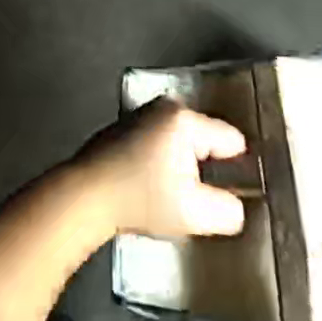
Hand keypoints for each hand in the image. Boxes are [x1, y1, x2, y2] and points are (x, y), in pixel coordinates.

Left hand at [74, 97, 248, 239]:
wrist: (83, 195)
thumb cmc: (141, 199)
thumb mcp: (191, 214)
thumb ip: (226, 211)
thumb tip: (237, 206)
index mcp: (185, 119)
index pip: (229, 139)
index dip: (235, 166)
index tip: (232, 188)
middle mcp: (165, 106)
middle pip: (203, 136)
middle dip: (204, 162)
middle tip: (197, 193)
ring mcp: (142, 111)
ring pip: (179, 137)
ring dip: (180, 160)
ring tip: (172, 190)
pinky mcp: (124, 123)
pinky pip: (157, 138)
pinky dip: (159, 156)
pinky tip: (149, 180)